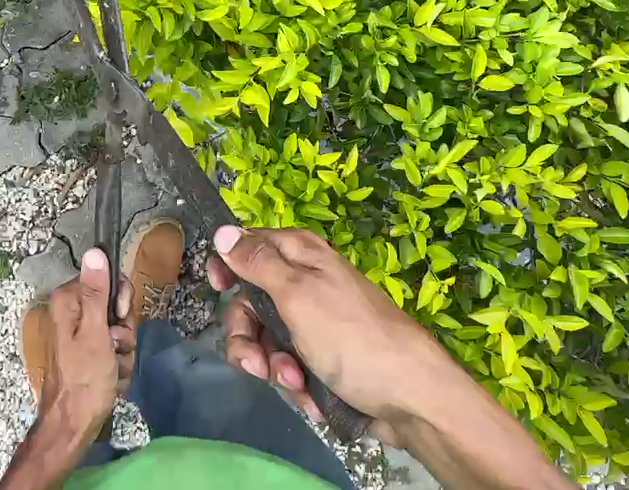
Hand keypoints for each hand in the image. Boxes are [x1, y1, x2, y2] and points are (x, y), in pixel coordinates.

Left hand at [0, 248, 133, 489]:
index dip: (120, 300)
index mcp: (68, 300)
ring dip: (122, 353)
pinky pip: (115, 350)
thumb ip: (96, 293)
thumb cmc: (84, 379)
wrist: (73, 426)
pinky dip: (117, 365)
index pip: (107, 280)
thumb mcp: (95, 333)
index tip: (119, 319)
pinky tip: (110, 378)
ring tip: (111, 369)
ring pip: (119, 331)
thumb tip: (95, 251)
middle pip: (115, 307)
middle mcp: (72, 312)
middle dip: (123, 332)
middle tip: (114, 349)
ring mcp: (81, 334)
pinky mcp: (89, 354)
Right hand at [209, 226, 574, 489]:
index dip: (227, 266)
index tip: (216, 290)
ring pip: (266, 338)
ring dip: (272, 365)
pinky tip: (311, 394)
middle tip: (256, 362)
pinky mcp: (322, 357)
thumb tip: (222, 230)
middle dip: (247, 335)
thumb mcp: (297, 293)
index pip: (246, 245)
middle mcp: (304, 281)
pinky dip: (295, 382)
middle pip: (249, 300)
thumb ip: (256, 261)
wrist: (412, 398)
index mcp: (299, 254)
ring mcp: (313, 321)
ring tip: (294, 383)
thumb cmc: (351, 336)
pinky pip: (289, 364)